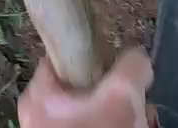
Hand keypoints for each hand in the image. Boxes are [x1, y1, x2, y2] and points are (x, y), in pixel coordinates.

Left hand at [18, 50, 153, 127]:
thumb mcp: (124, 95)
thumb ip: (133, 65)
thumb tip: (138, 59)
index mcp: (37, 97)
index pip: (64, 55)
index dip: (94, 55)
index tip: (117, 69)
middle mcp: (36, 119)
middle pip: (81, 87)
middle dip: (113, 93)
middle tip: (136, 101)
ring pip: (91, 115)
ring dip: (118, 117)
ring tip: (141, 122)